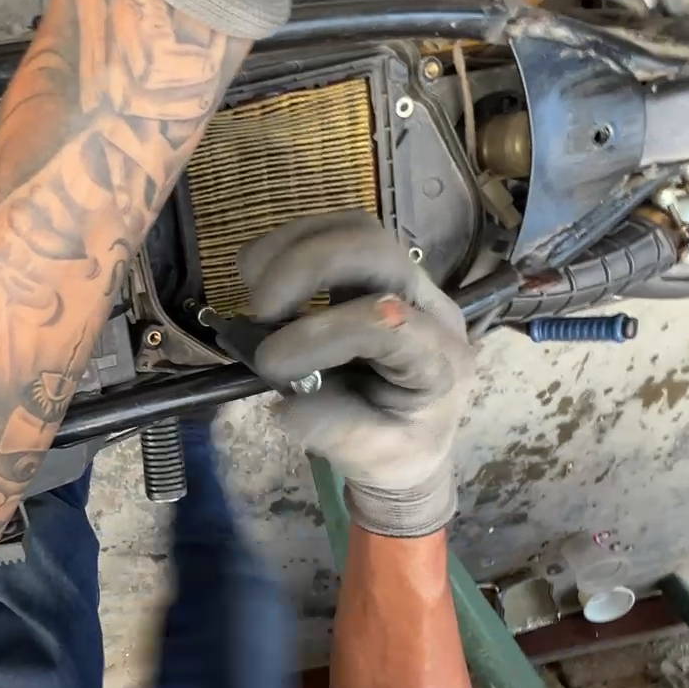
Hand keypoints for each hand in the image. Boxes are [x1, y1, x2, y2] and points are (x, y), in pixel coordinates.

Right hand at [239, 212, 476, 536]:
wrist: (406, 436)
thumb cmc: (393, 447)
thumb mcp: (369, 457)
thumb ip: (333, 428)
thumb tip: (285, 403)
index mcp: (439, 361)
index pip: (387, 325)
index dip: (320, 335)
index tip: (270, 366)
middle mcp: (429, 307)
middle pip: (376, 252)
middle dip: (307, 267)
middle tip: (258, 307)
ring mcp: (401, 283)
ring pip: (354, 230)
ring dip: (292, 246)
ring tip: (249, 278)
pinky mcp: (368, 275)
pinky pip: (332, 234)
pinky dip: (287, 243)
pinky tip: (256, 270)